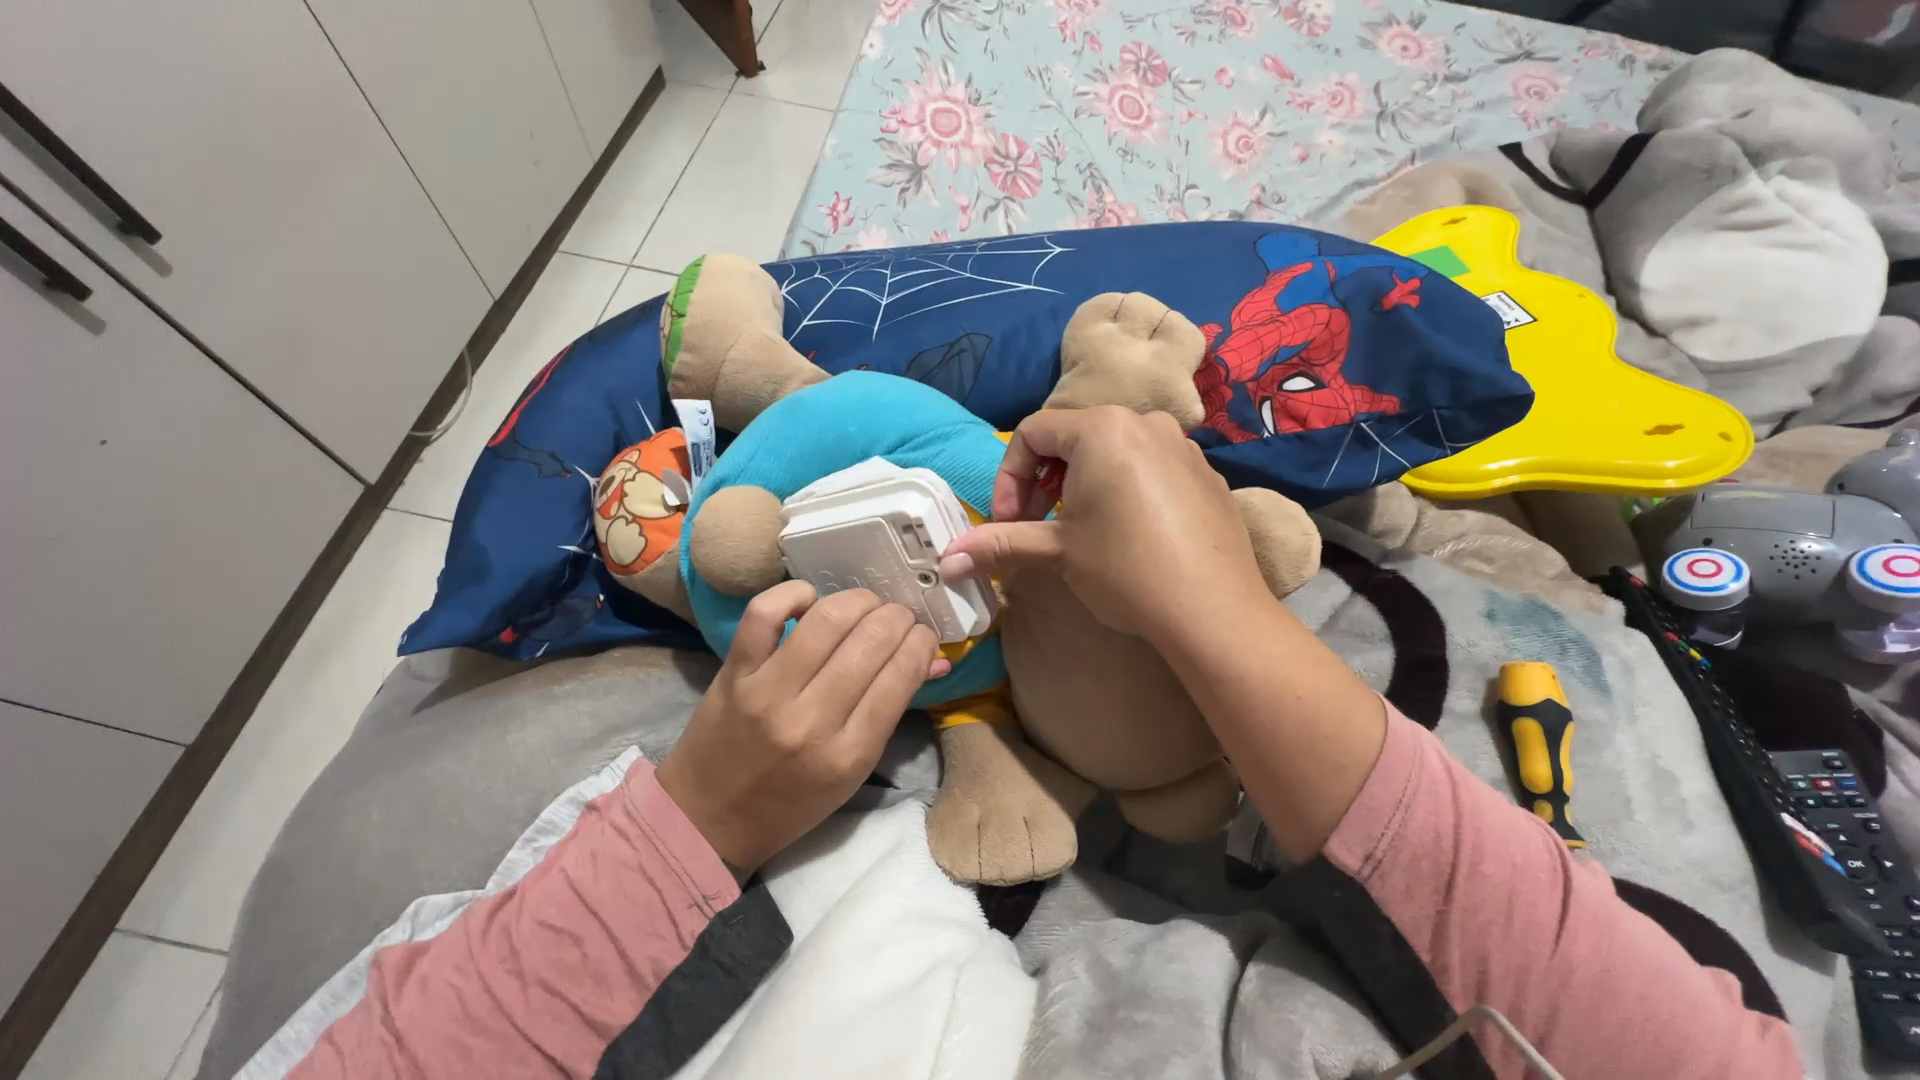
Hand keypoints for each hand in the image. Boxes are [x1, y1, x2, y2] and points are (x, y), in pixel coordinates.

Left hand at [656, 581, 944, 874]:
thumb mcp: (852, 772)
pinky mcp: (733, 672)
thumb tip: (933, 658)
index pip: (900, 675)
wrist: (706, 819)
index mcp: (848, 755)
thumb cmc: (791, 803)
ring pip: (827, 620)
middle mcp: (810, 720)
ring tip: (866, 605)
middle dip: (897, 618)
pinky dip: (793, 594)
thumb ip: (890, 712)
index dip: (921, 643)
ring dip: (859, 600)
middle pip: (870, 641)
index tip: (923, 636)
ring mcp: (767, 692)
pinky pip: (763, 613)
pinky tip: (810, 599)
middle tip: (899, 618)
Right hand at [938, 406, 1269, 637]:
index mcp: (1102, 429)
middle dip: (1045, 480)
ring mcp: (1184, 447)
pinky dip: (1126, 490)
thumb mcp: (1057, 551)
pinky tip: (1131, 536)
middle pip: (1075, 437)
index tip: (1009, 521)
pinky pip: (1152, 469)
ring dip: (1084, 484)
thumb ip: (1001, 543)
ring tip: (1083, 530)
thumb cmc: (1125, 569)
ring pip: (1115, 451)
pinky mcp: (1207, 475)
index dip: (1009, 477)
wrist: (1212, 610)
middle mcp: (1145, 422)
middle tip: (1039, 526)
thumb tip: (947, 561)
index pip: (1033, 432)